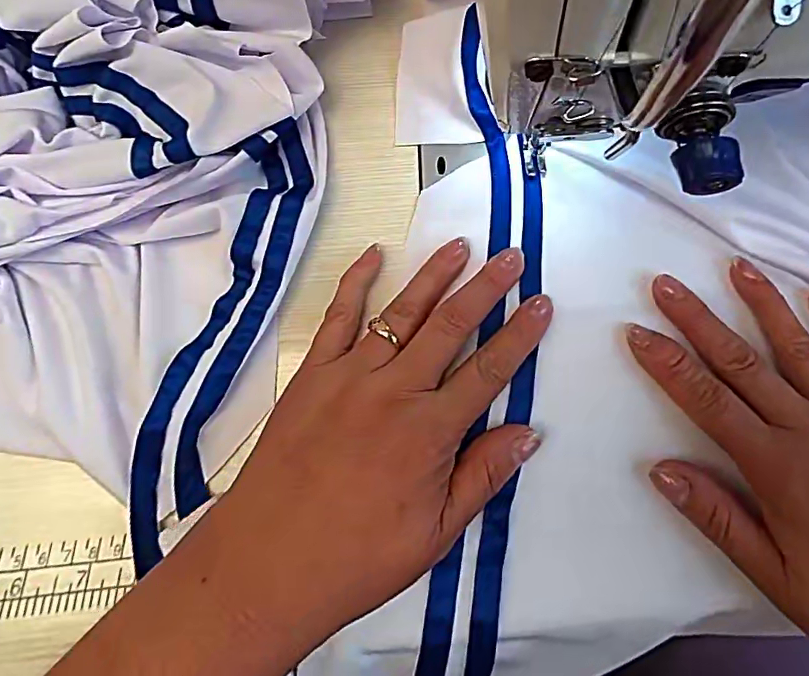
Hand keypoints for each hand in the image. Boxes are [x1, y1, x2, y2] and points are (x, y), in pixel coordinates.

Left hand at [57, 239, 550, 675]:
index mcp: (428, 432)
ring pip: (402, 312)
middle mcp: (394, 390)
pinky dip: (356, 281)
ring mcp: (350, 374)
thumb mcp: (434, 535)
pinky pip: (338, 315)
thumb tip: (528, 433)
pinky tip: (373, 254)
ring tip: (459, 246)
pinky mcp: (313, 371)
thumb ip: (482, 477)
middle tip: (510, 256)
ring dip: (433, 275)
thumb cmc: (357, 557)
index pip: (488, 372)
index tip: (541, 303)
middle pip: (450, 326)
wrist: (267, 561)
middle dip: (485, 287)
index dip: (519, 335)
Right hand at [627, 258, 808, 675]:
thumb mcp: (782, 581)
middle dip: (697, 318)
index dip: (667, 363)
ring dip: (764, 304)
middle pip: (742, 362)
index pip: (707, 401)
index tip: (637, 331)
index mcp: (778, 467)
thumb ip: (719, 519)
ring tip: (738, 267)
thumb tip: (661, 470)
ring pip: (799, 348)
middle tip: (666, 282)